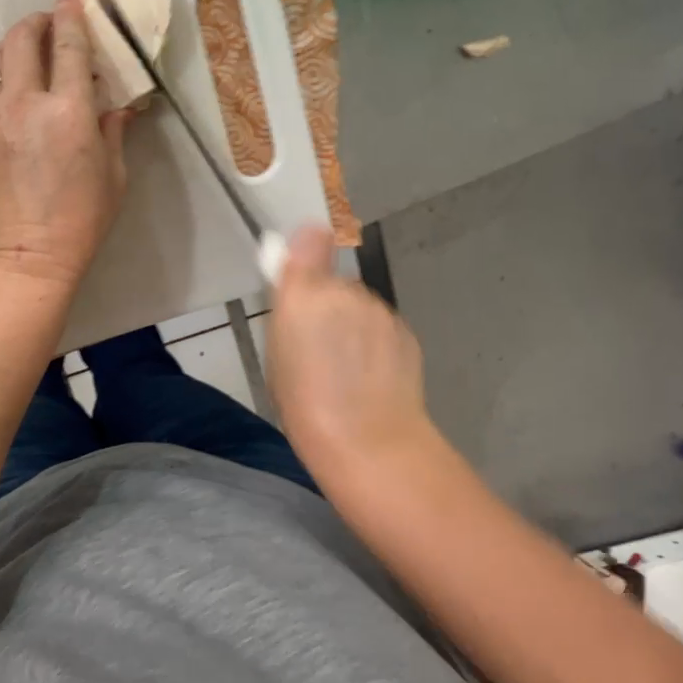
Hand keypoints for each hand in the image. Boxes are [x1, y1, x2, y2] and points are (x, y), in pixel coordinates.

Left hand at [0, 0, 130, 288]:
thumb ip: (113, 129)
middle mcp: (25, 105)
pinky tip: (15, 95)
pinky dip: (0, 80)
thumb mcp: (113, 174)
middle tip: (51, 25)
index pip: (67, 44)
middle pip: (21, 38)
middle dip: (37, 21)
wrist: (27, 258)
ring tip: (28, 55)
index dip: (71, 14)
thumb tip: (117, 105)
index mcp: (68, 112)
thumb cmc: (81, 221)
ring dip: (12, 47)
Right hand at [268, 226, 434, 467]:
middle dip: (325, 304)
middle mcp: (344, 291)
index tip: (300, 270)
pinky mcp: (405, 330)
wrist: (367, 440)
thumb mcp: (277, 354)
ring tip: (342, 367)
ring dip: (350, 324)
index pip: (311, 241)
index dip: (307, 250)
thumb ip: (289, 305)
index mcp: (302, 295)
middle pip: (333, 283)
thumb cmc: (303, 403)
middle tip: (313, 346)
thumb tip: (299, 271)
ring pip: (358, 305)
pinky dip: (373, 342)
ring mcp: (380, 310)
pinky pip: (380, 326)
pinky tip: (367, 375)